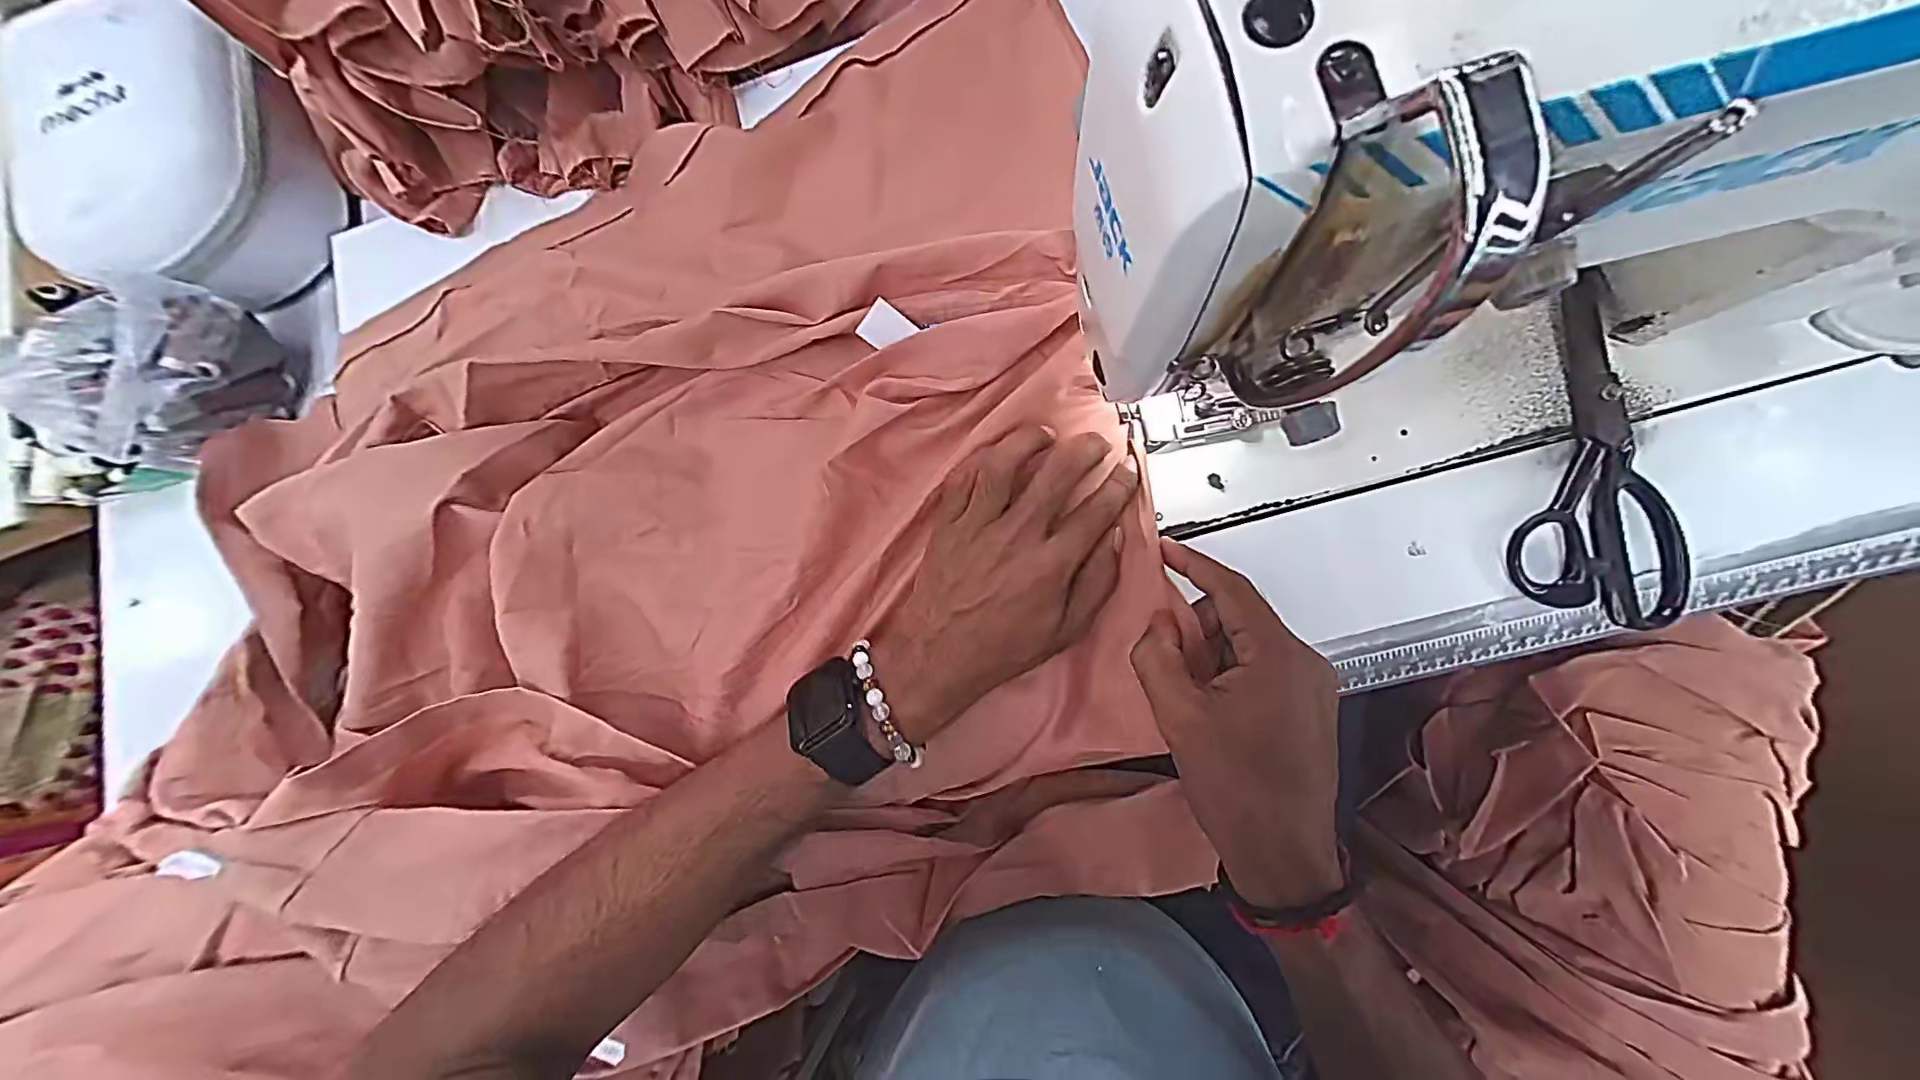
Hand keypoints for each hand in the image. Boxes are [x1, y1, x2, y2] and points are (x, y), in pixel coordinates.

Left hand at [872, 427, 1139, 743]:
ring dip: (1027, 442)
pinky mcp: (949, 524)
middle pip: (1056, 475)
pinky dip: (980, 461)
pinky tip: (995, 456)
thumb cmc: (1001, 646)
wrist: (940, 654)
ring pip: (1004, 465)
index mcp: (1050, 564)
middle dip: (1083, 450)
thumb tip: (1114, 540)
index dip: (1117, 484)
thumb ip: (1097, 583)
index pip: (1095, 511)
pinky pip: (963, 480)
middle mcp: (1016, 537)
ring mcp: (978, 526)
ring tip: (1043, 435)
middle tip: (1094, 442)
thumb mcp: (1065, 630)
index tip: (1125, 469)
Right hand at [1129, 538, 1342, 908]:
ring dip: (1209, 654)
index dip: (1193, 564)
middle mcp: (1304, 662)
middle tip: (1164, 657)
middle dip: (1195, 627)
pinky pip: (1259, 667)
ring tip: (1187, 696)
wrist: (1283, 855)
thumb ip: (1157, 658)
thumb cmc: (1236, 789)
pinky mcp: (1307, 706)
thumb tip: (1156, 624)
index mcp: (1278, 656)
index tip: (1165, 548)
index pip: (1232, 590)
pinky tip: (1208, 706)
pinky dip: (1226, 672)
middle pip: (1237, 616)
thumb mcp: (1180, 717)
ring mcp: (1310, 685)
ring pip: (1246, 642)